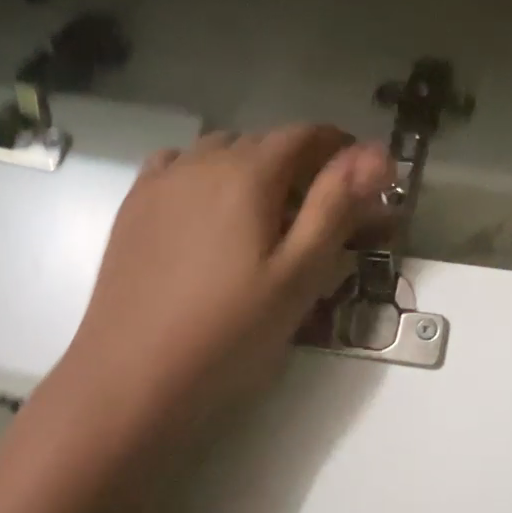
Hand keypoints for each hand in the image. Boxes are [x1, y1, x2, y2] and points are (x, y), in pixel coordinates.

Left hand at [52, 125, 392, 436]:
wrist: (132, 377)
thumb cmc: (230, 332)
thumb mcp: (300, 274)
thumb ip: (337, 206)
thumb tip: (378, 152)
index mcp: (248, 172)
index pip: (307, 135)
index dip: (342, 151)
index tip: (363, 186)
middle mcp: (201, 161)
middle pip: (265, 143)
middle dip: (301, 168)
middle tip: (323, 219)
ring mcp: (161, 182)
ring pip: (220, 152)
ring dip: (254, 170)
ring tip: (267, 220)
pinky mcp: (134, 207)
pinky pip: (178, 167)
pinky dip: (206, 177)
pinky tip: (210, 214)